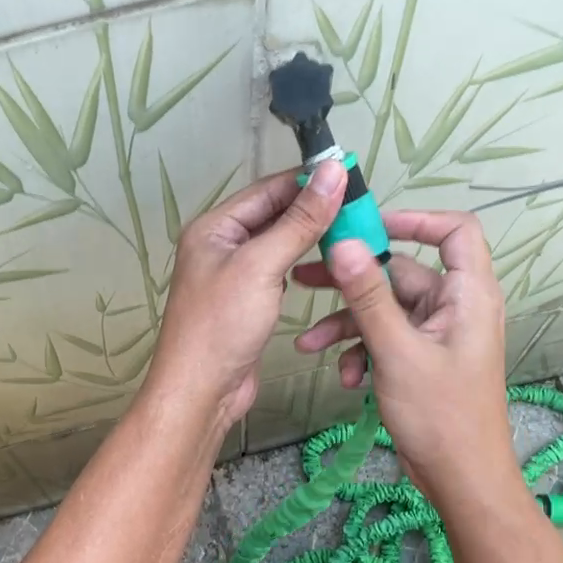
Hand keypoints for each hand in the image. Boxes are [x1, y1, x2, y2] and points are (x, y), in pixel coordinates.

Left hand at [145, 161, 346, 426]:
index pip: (268, 189)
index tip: (353, 177)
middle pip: (274, 215)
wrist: (201, 391)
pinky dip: (303, 267)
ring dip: (311, 238)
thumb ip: (299, 220)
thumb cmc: (222, 325)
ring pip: (279, 245)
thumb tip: (333, 171)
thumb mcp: (262, 265)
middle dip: (314, 211)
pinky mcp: (247, 302)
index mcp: (214, 227)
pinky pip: (279, 272)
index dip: (308, 181)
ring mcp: (234, 275)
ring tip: (353, 233)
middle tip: (361, 208)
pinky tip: (328, 267)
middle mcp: (221, 246)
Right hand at [291, 211, 522, 502]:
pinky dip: (361, 352)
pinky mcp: (419, 360)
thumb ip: (369, 297)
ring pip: (383, 311)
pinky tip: (346, 378)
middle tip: (304, 279)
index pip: (455, 231)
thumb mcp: (397, 352)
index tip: (366, 225)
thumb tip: (344, 244)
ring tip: (309, 345)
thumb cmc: (440, 414)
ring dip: (347, 326)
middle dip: (352, 282)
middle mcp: (455, 307)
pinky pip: (384, 340)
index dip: (414, 219)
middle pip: (400, 273)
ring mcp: (436, 335)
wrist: (460, 478)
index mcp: (468, 294)